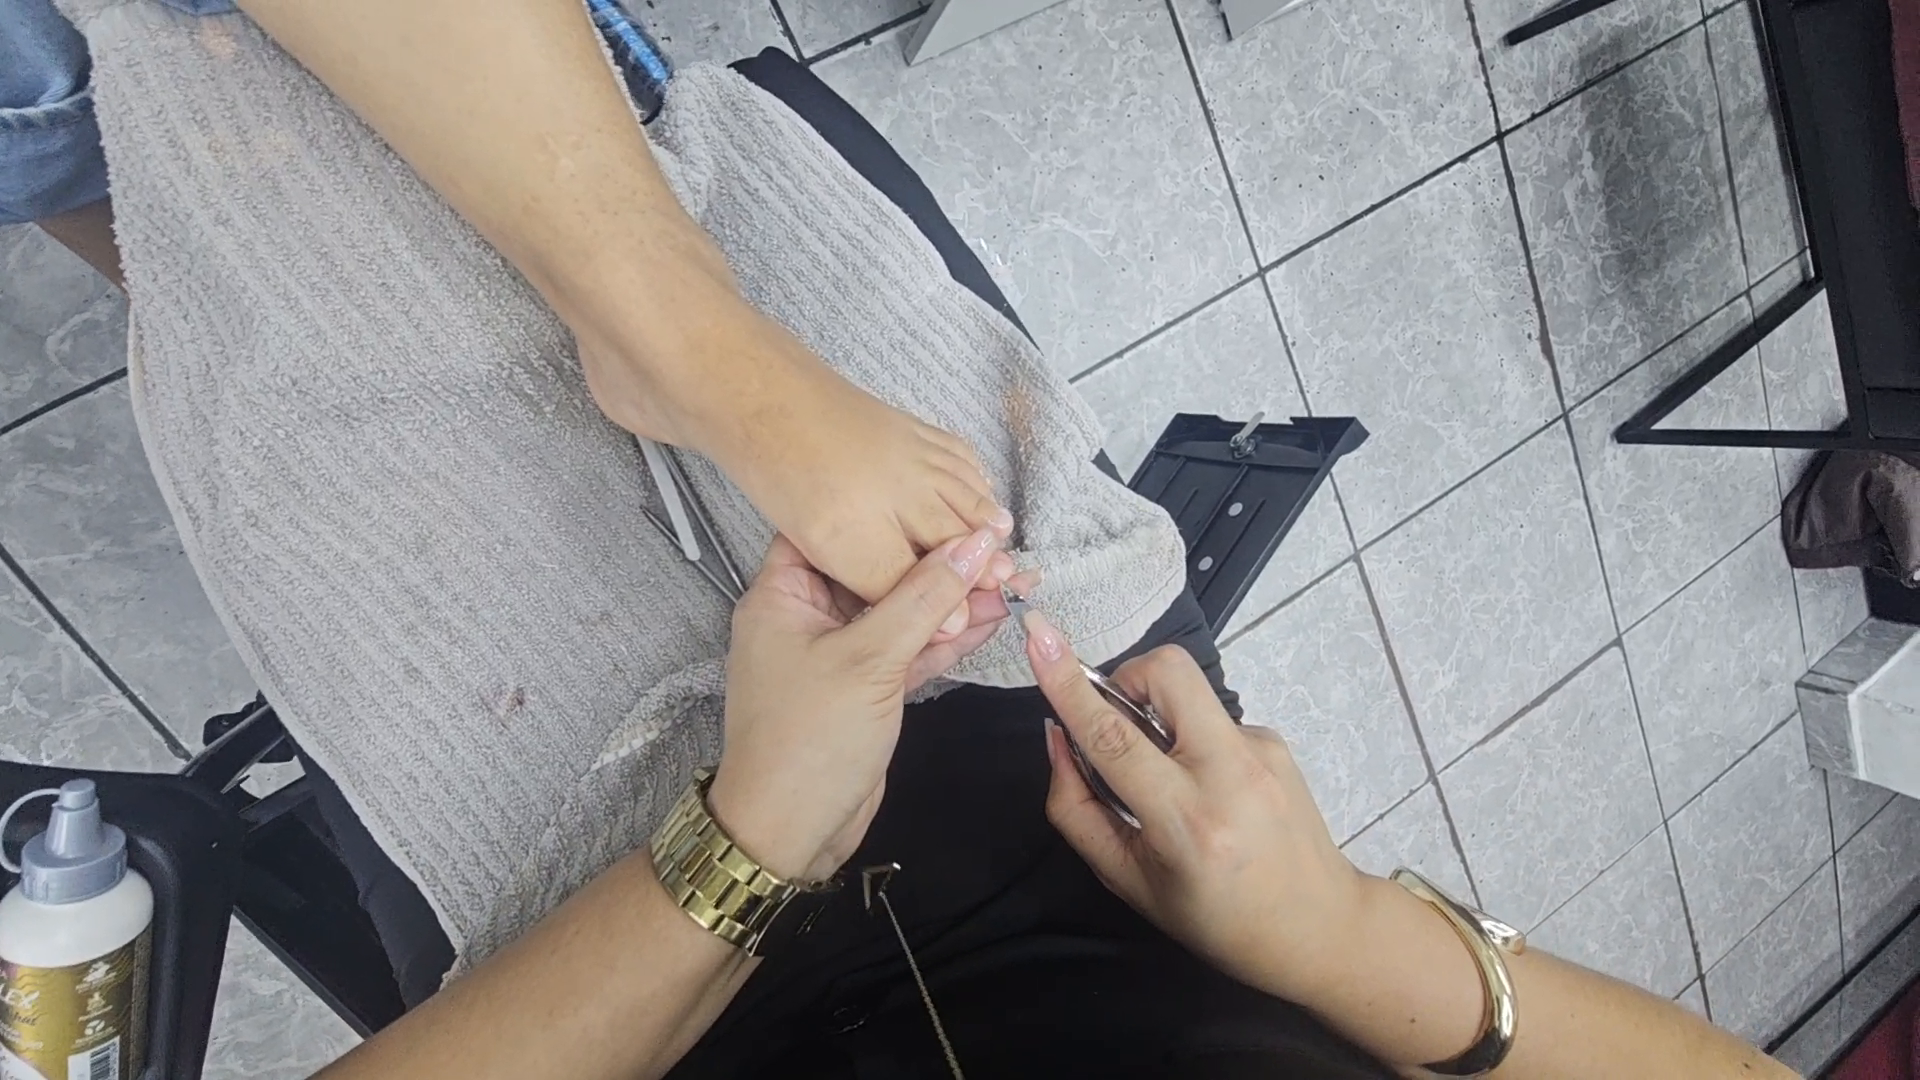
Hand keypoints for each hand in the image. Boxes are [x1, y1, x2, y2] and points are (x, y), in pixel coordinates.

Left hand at [575, 283, 1009, 604]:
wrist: (741, 388)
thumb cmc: (795, 474)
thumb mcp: (850, 549)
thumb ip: (907, 587)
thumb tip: (963, 618)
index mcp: (921, 505)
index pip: (965, 551)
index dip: (981, 578)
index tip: (999, 600)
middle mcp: (924, 470)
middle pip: (970, 514)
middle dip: (989, 546)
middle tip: (1012, 573)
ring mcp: (903, 440)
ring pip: (958, 480)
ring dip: (978, 507)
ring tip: (997, 526)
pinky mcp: (877, 423)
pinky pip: (937, 449)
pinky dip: (957, 467)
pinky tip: (951, 471)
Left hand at [708, 530, 1036, 883]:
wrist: (793, 834)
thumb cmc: (810, 736)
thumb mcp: (869, 658)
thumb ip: (925, 597)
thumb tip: (976, 544)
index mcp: (783, 593)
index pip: (836, 533)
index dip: (888, 515)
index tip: (946, 504)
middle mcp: (811, 614)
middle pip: (880, 572)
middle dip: (939, 563)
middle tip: (1000, 549)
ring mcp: (843, 651)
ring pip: (903, 612)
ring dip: (955, 602)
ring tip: (1014, 579)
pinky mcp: (869, 684)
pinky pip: (911, 648)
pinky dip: (949, 637)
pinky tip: (994, 617)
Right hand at [1020, 614, 1366, 1003]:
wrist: (1322, 929)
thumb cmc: (1212, 916)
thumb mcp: (1126, 878)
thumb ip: (1076, 806)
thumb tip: (1057, 734)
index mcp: (1185, 820)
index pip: (1113, 737)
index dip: (1068, 685)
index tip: (1039, 635)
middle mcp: (1229, 774)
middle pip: (1168, 672)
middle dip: (1127, 675)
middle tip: (1119, 719)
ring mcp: (1260, 750)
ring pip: (1188, 689)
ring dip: (1158, 713)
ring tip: (1169, 772)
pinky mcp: (1275, 740)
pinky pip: (1209, 715)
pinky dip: (1190, 737)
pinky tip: (1210, 786)